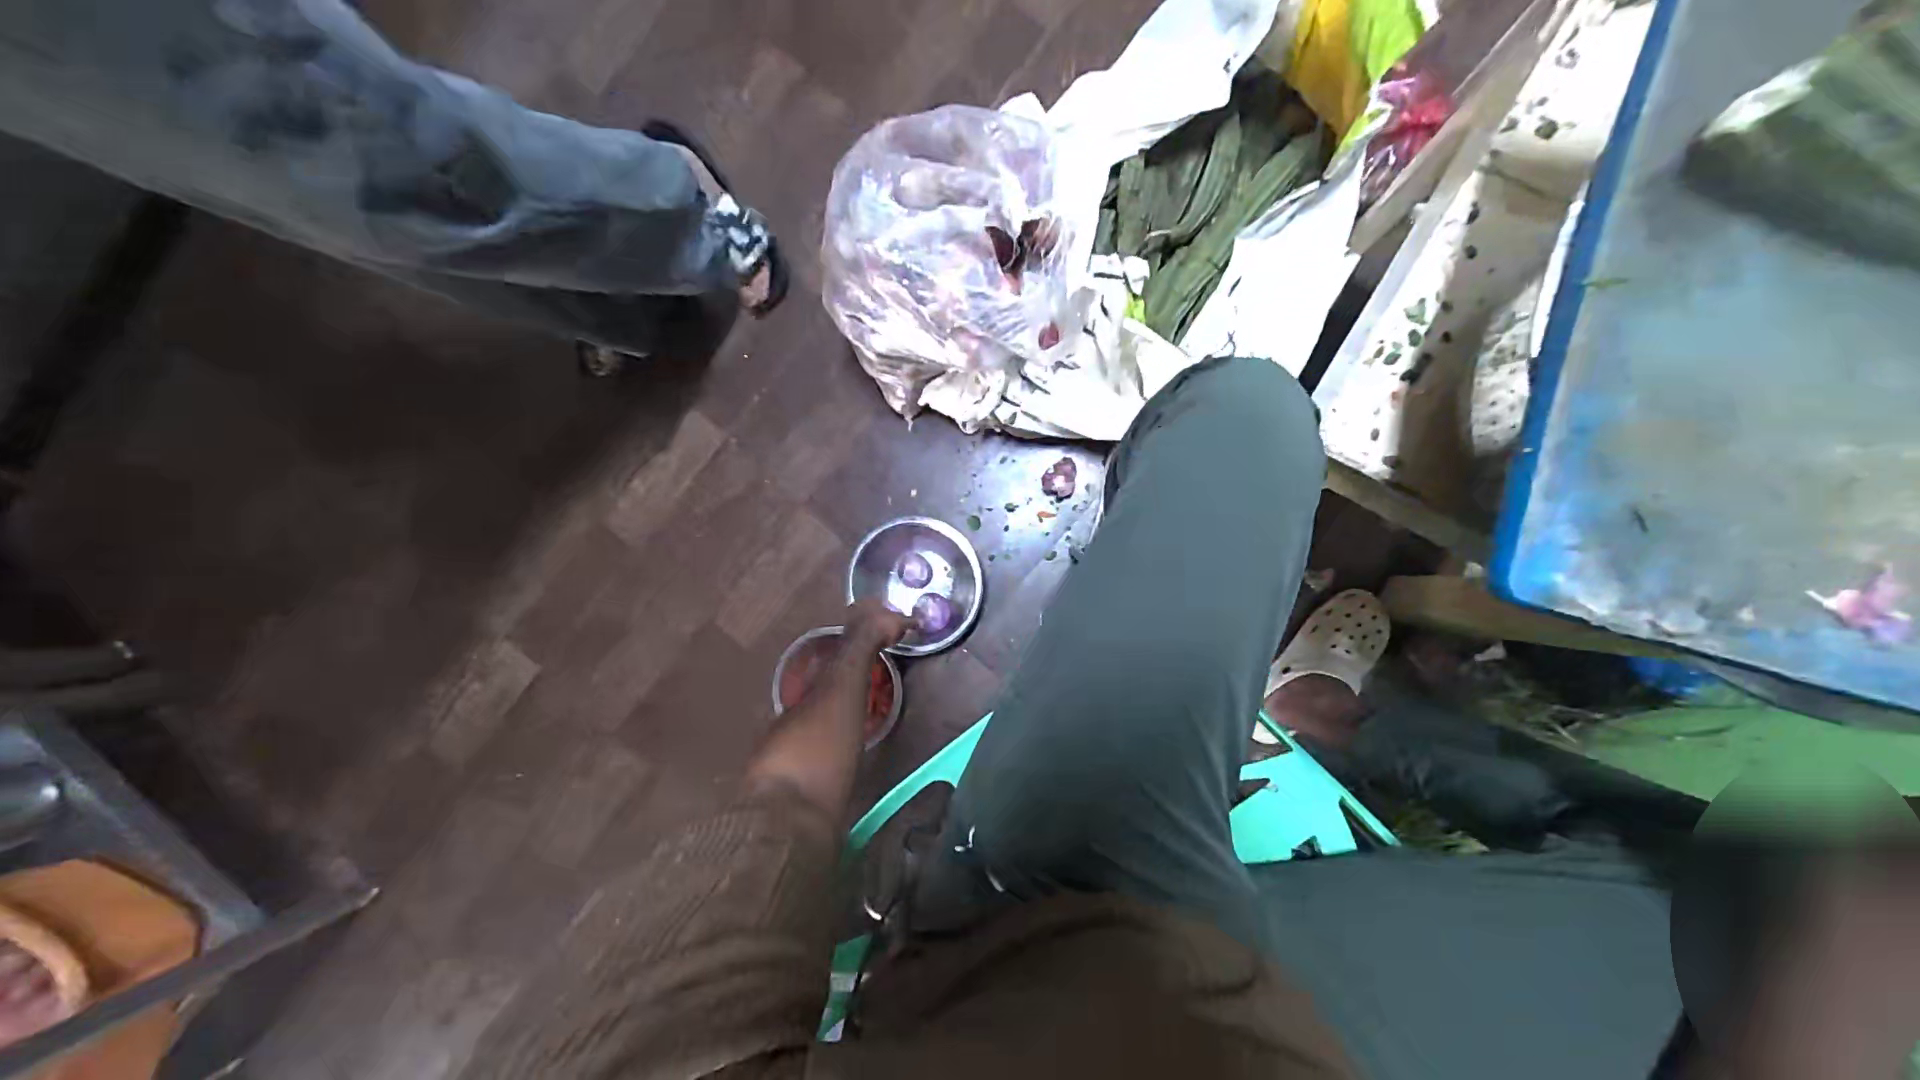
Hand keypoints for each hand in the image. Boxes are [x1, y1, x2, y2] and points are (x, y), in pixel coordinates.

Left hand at [844, 600, 910, 653]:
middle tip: (888, 628)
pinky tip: (871, 642)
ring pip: (863, 621)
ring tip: (880, 637)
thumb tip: (920, 621)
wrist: (862, 643)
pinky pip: (858, 632)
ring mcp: (849, 618)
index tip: (895, 620)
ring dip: (870, 627)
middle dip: (879, 618)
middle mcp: (858, 605)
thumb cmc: (883, 627)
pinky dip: (864, 636)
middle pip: (872, 611)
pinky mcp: (845, 632)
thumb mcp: (901, 624)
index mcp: (871, 598)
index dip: (890, 611)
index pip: (882, 602)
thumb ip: (910, 621)